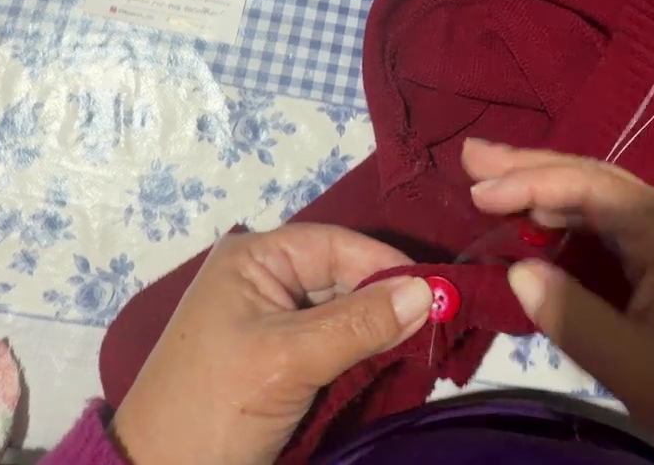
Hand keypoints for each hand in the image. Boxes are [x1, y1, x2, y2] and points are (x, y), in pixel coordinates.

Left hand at [109, 223, 434, 464]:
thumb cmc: (215, 408)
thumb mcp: (290, 360)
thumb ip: (359, 324)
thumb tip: (428, 291)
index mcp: (255, 257)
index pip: (335, 246)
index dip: (386, 264)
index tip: (438, 290)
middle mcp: (263, 276)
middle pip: (340, 274)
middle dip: (386, 297)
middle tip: (439, 321)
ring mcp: (269, 318)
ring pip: (339, 308)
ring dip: (376, 327)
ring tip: (424, 340)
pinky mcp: (276, 356)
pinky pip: (329, 340)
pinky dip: (359, 350)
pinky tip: (392, 359)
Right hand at [464, 140, 653, 464]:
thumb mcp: (638, 369)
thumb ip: (572, 317)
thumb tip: (515, 270)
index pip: (583, 185)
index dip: (525, 184)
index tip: (474, 193)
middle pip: (588, 176)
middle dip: (527, 166)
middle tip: (471, 156)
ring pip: (596, 198)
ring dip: (542, 190)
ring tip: (489, 181)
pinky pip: (607, 228)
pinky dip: (564, 222)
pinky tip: (535, 223)